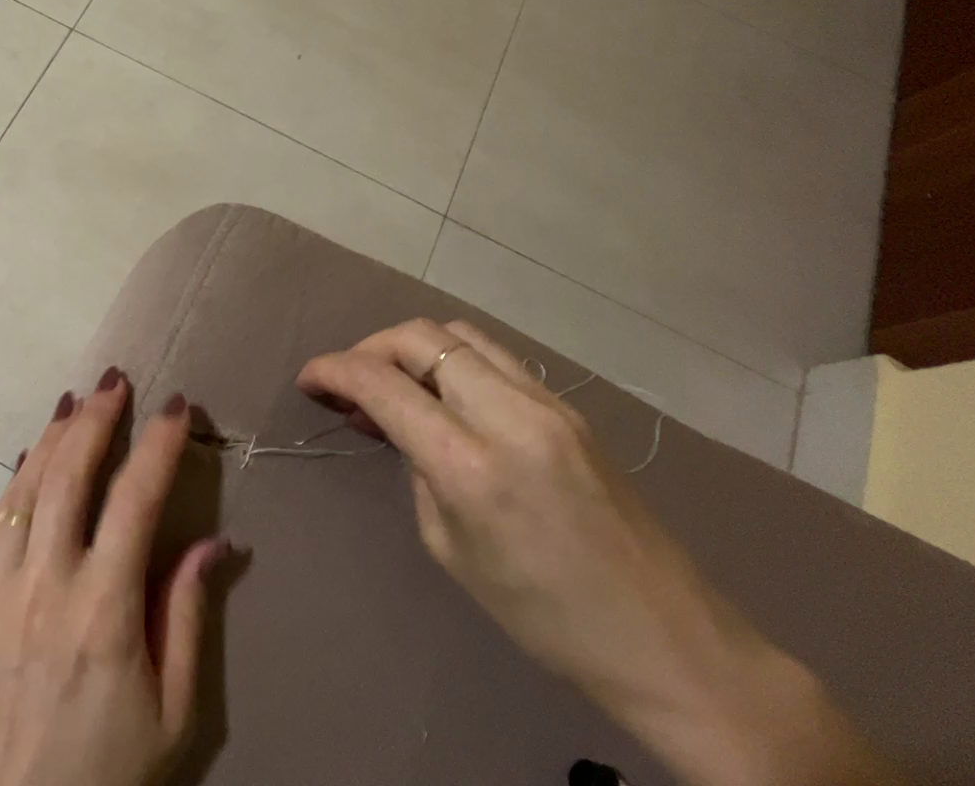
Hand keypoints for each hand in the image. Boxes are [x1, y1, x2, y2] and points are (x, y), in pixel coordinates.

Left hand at [0, 369, 227, 785]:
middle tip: (117, 382)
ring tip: (74, 402)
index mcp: (104, 611)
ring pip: (24, 491)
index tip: (177, 408)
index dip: (158, 446)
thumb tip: (211, 543)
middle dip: (96, 420)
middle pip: (70, 477)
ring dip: (51, 439)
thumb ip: (186, 618)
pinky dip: (14, 483)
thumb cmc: (108, 772)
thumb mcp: (174, 714)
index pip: (135, 502)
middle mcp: (44, 586)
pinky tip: (29, 460)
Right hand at [298, 319, 903, 785]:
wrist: (666, 639)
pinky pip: (496, 359)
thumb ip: (421, 472)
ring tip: (393, 386)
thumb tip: (405, 429)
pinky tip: (441, 398)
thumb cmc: (541, 615)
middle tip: (347, 384)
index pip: (382, 382)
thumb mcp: (450, 548)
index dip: (332, 370)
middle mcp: (510, 415)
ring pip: (462, 335)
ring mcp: (550, 405)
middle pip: (422, 336)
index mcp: (469, 463)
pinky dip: (452, 362)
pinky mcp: (572, 411)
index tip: (308, 379)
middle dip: (369, 347)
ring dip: (413, 348)